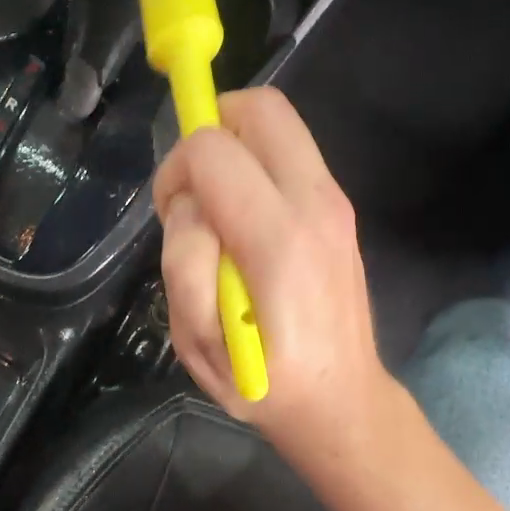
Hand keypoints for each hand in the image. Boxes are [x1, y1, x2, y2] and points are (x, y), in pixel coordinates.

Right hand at [153, 88, 395, 472]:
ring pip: (278, 127)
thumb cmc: (262, 385)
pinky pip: (290, 158)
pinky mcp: (341, 211)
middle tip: (192, 196)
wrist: (338, 401)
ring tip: (221, 221)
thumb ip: (187, 266)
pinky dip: (257, 173)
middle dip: (210, 136)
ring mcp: (336, 203)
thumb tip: (188, 208)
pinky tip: (249, 232)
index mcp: (278, 242)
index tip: (168, 212)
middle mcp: (315, 206)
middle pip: (259, 109)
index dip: (175, 170)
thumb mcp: (200, 342)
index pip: (212, 151)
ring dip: (235, 156)